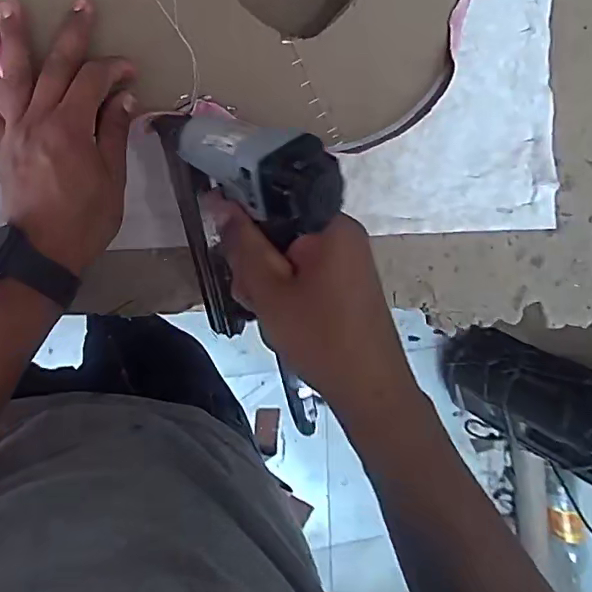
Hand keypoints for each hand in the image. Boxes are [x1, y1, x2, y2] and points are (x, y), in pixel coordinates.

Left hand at [0, 0, 136, 274]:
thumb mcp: (113, 177)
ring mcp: (12, 131)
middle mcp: (37, 120)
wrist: (44, 251)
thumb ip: (113, 131)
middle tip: (81, 5)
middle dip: (71, 34)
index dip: (113, 69)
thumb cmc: (87, 218)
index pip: (93, 82)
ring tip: (8, 7)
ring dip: (12, 40)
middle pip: (55, 67)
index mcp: (69, 128)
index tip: (129, 69)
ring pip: (11, 77)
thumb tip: (122, 97)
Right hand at [205, 197, 414, 413]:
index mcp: (331, 225)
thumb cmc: (320, 338)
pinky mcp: (346, 285)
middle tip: (250, 295)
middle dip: (256, 262)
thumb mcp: (269, 290)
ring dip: (268, 283)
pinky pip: (305, 275)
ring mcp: (347, 261)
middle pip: (281, 232)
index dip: (243, 218)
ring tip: (267, 315)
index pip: (275, 199)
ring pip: (289, 258)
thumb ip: (242, 245)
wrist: (370, 391)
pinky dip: (287, 293)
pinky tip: (283, 320)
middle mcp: (343, 235)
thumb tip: (220, 203)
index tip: (224, 244)